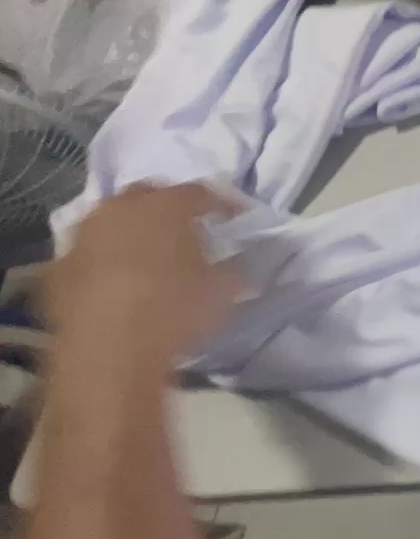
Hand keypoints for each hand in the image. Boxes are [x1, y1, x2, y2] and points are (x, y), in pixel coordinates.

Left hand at [45, 184, 241, 366]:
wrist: (113, 346)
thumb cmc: (180, 306)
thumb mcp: (228, 284)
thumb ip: (235, 262)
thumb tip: (240, 256)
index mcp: (166, 209)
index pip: (200, 192)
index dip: (224, 203)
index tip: (239, 218)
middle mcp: (119, 213)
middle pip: (146, 193)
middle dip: (169, 204)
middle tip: (193, 225)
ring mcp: (83, 238)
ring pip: (112, 219)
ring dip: (135, 228)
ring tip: (157, 250)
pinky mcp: (61, 267)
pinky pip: (92, 250)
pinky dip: (111, 255)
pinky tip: (127, 276)